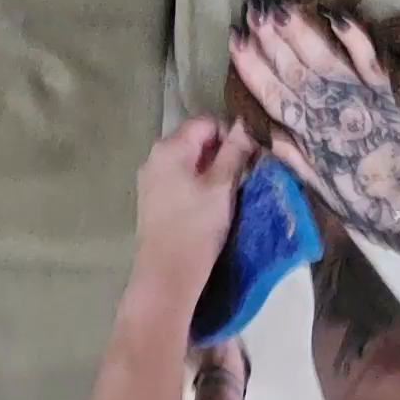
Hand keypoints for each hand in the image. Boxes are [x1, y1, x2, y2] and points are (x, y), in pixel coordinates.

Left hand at [129, 118, 255, 305]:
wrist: (166, 276)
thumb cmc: (196, 227)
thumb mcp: (222, 186)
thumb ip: (234, 151)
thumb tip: (244, 124)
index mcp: (169, 147)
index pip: (206, 123)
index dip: (230, 134)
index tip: (248, 158)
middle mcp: (155, 157)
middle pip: (195, 140)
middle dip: (221, 153)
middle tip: (242, 176)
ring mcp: (150, 179)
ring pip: (189, 162)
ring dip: (211, 171)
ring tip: (229, 193)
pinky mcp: (152, 200)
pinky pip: (179, 179)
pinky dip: (197, 185)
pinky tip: (210, 206)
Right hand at [229, 3, 399, 248]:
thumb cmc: (368, 203)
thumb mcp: (323, 189)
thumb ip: (294, 157)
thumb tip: (265, 132)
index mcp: (310, 134)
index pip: (272, 95)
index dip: (252, 67)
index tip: (235, 40)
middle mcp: (329, 109)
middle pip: (293, 69)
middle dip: (270, 38)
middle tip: (253, 10)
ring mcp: (358, 95)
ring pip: (322, 57)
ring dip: (301, 31)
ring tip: (281, 7)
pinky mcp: (385, 91)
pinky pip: (366, 58)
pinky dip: (353, 36)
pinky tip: (336, 15)